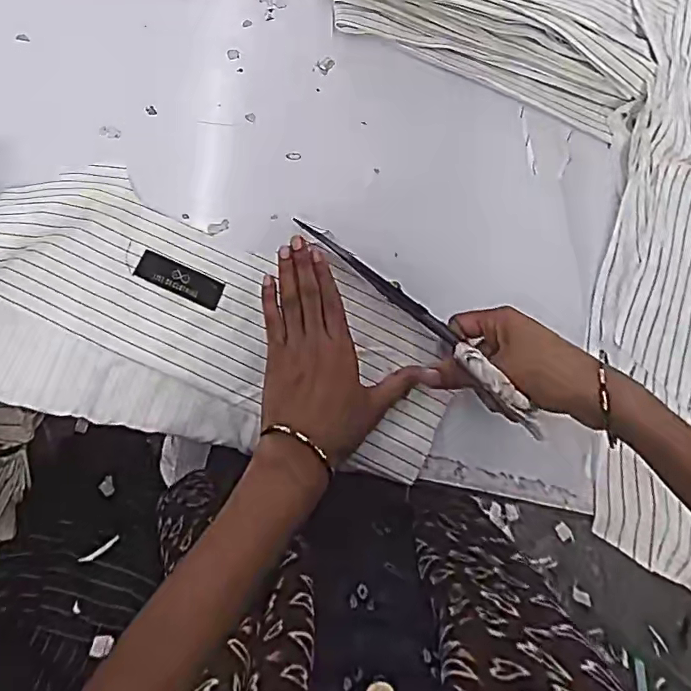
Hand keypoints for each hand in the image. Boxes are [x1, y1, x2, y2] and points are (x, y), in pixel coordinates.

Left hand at [259, 236, 436, 469]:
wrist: (300, 448)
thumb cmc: (334, 429)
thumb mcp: (374, 406)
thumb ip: (399, 384)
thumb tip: (423, 373)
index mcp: (339, 350)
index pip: (332, 302)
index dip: (324, 275)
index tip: (319, 255)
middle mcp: (315, 343)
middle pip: (309, 294)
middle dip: (303, 265)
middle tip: (298, 242)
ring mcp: (292, 348)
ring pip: (290, 302)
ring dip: (286, 274)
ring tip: (284, 253)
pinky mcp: (275, 357)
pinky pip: (272, 321)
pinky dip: (268, 300)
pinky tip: (267, 283)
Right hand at [437, 306, 604, 429]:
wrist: (595, 395)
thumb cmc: (558, 372)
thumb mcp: (499, 373)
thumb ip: (460, 373)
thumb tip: (433, 372)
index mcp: (501, 319)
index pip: (458, 326)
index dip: (451, 349)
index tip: (451, 367)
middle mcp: (511, 330)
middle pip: (472, 352)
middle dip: (477, 374)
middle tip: (486, 384)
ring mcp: (522, 350)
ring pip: (488, 370)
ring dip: (493, 388)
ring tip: (508, 395)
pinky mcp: (530, 369)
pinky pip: (504, 380)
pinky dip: (506, 393)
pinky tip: (519, 400)